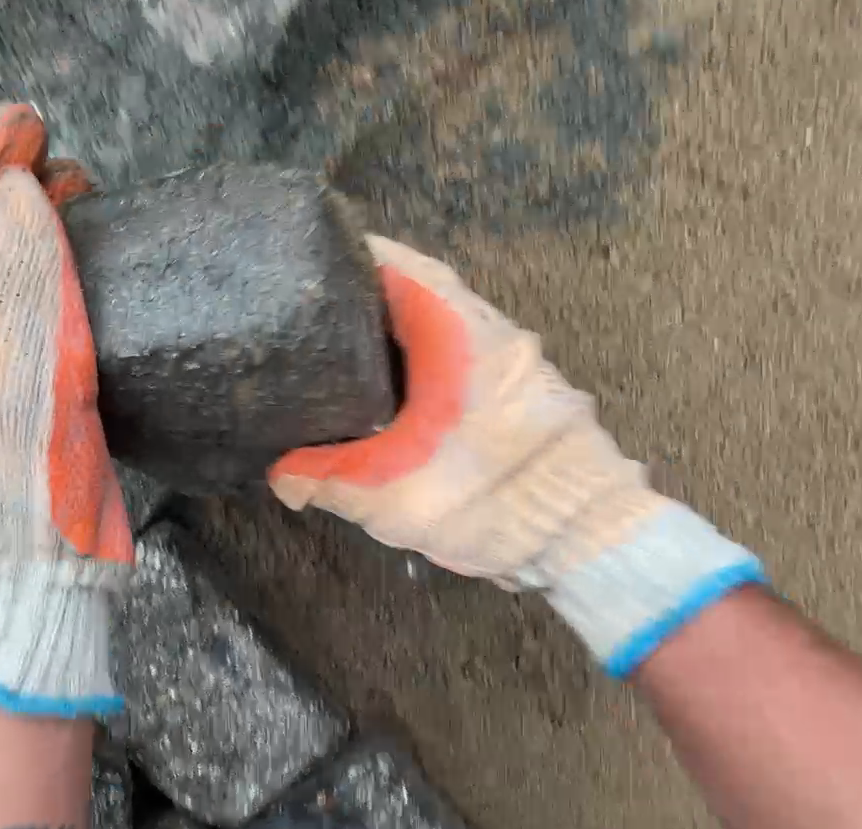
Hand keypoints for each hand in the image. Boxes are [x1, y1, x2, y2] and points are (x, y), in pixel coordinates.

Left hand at [0, 104, 133, 716]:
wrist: (41, 586)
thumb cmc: (31, 500)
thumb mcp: (27, 388)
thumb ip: (14, 289)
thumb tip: (10, 197)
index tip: (26, 126)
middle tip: (59, 161)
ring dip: (19, 234)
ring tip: (69, 198)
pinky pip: (5, 322)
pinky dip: (35, 283)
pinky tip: (67, 268)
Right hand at [270, 236, 763, 676]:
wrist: (582, 538)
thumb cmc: (485, 499)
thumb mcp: (386, 495)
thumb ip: (323, 479)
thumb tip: (279, 475)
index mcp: (459, 334)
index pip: (402, 267)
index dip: (354, 257)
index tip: (312, 262)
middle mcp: (492, 331)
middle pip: (423, 291)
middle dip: (370, 298)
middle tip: (315, 313)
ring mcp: (516, 359)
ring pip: (448, 325)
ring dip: (403, 333)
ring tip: (347, 351)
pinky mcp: (526, 391)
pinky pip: (467, 356)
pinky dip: (431, 363)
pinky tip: (400, 395)